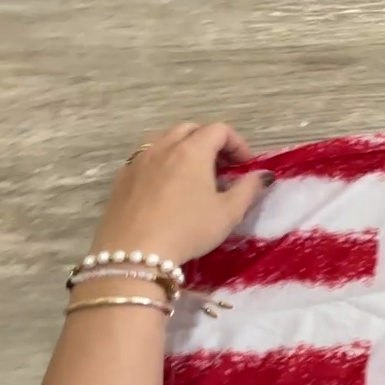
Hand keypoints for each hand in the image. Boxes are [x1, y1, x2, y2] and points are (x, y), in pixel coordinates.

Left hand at [90, 122, 272, 264]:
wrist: (132, 255)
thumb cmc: (188, 230)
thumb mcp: (229, 212)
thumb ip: (249, 188)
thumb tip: (262, 175)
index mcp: (192, 151)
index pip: (219, 130)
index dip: (237, 143)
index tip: (244, 166)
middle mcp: (163, 148)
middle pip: (190, 129)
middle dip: (210, 142)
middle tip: (222, 167)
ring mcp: (138, 162)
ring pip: (164, 139)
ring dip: (184, 148)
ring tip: (194, 174)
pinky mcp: (121, 179)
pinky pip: (145, 157)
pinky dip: (162, 162)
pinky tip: (167, 188)